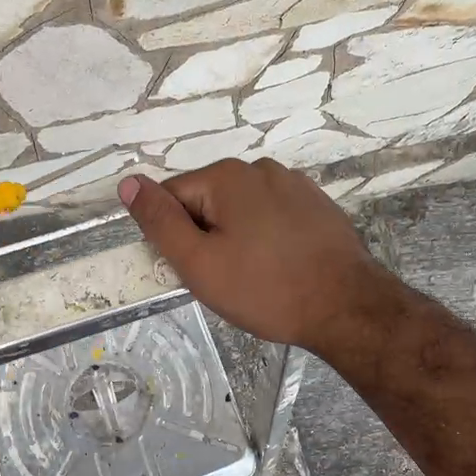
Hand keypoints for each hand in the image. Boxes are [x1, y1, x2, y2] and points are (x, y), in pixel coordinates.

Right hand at [118, 159, 403, 356]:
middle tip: (227, 279)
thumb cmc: (266, 289)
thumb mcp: (198, 263)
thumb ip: (159, 221)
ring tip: (257, 276)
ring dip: (237, 237)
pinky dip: (268, 238)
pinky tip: (282, 267)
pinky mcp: (317, 204)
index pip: (172, 197)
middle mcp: (260, 168)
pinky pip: (273, 216)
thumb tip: (128, 183)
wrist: (348, 307)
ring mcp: (294, 183)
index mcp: (227, 176)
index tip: (196, 269)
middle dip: (207, 237)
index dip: (175, 237)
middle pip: (208, 201)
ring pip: (242, 210)